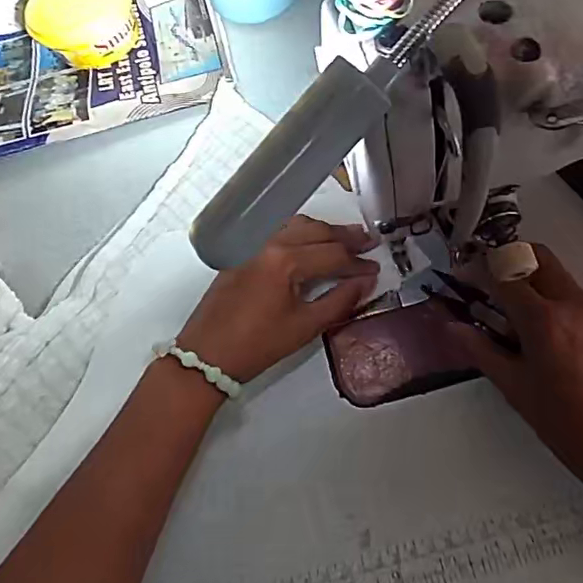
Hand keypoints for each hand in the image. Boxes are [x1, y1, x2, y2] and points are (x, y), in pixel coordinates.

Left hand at [177, 216, 379, 383]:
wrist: (207, 356)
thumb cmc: (255, 346)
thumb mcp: (305, 327)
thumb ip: (341, 301)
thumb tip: (365, 282)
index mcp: (285, 261)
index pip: (333, 254)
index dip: (358, 262)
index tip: (375, 268)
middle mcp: (269, 244)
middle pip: (317, 232)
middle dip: (345, 237)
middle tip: (368, 242)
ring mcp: (253, 245)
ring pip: (297, 226)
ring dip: (323, 231)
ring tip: (345, 240)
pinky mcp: (243, 252)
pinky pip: (279, 231)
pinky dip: (301, 233)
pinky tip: (312, 243)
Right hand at [450, 245, 582, 493]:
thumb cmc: (574, 430)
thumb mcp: (517, 390)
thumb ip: (482, 351)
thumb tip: (455, 329)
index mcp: (546, 321)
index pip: (504, 272)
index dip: (476, 269)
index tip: (462, 278)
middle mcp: (574, 305)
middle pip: (535, 255)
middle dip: (505, 261)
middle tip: (484, 285)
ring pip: (556, 274)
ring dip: (528, 280)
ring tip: (508, 317)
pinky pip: (573, 296)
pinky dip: (550, 300)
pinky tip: (539, 335)